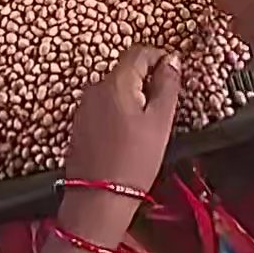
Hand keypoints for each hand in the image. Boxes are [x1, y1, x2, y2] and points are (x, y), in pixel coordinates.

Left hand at [58, 46, 179, 244]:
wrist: (98, 201)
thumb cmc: (135, 160)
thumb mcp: (159, 121)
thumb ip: (167, 84)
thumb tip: (172, 59)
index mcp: (116, 82)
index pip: (139, 51)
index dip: (160, 57)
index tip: (174, 74)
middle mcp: (96, 87)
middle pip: (126, 68)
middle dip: (147, 78)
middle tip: (164, 104)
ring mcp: (84, 105)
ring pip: (115, 87)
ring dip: (133, 94)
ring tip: (147, 123)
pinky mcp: (80, 123)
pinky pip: (104, 104)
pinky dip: (119, 109)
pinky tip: (128, 133)